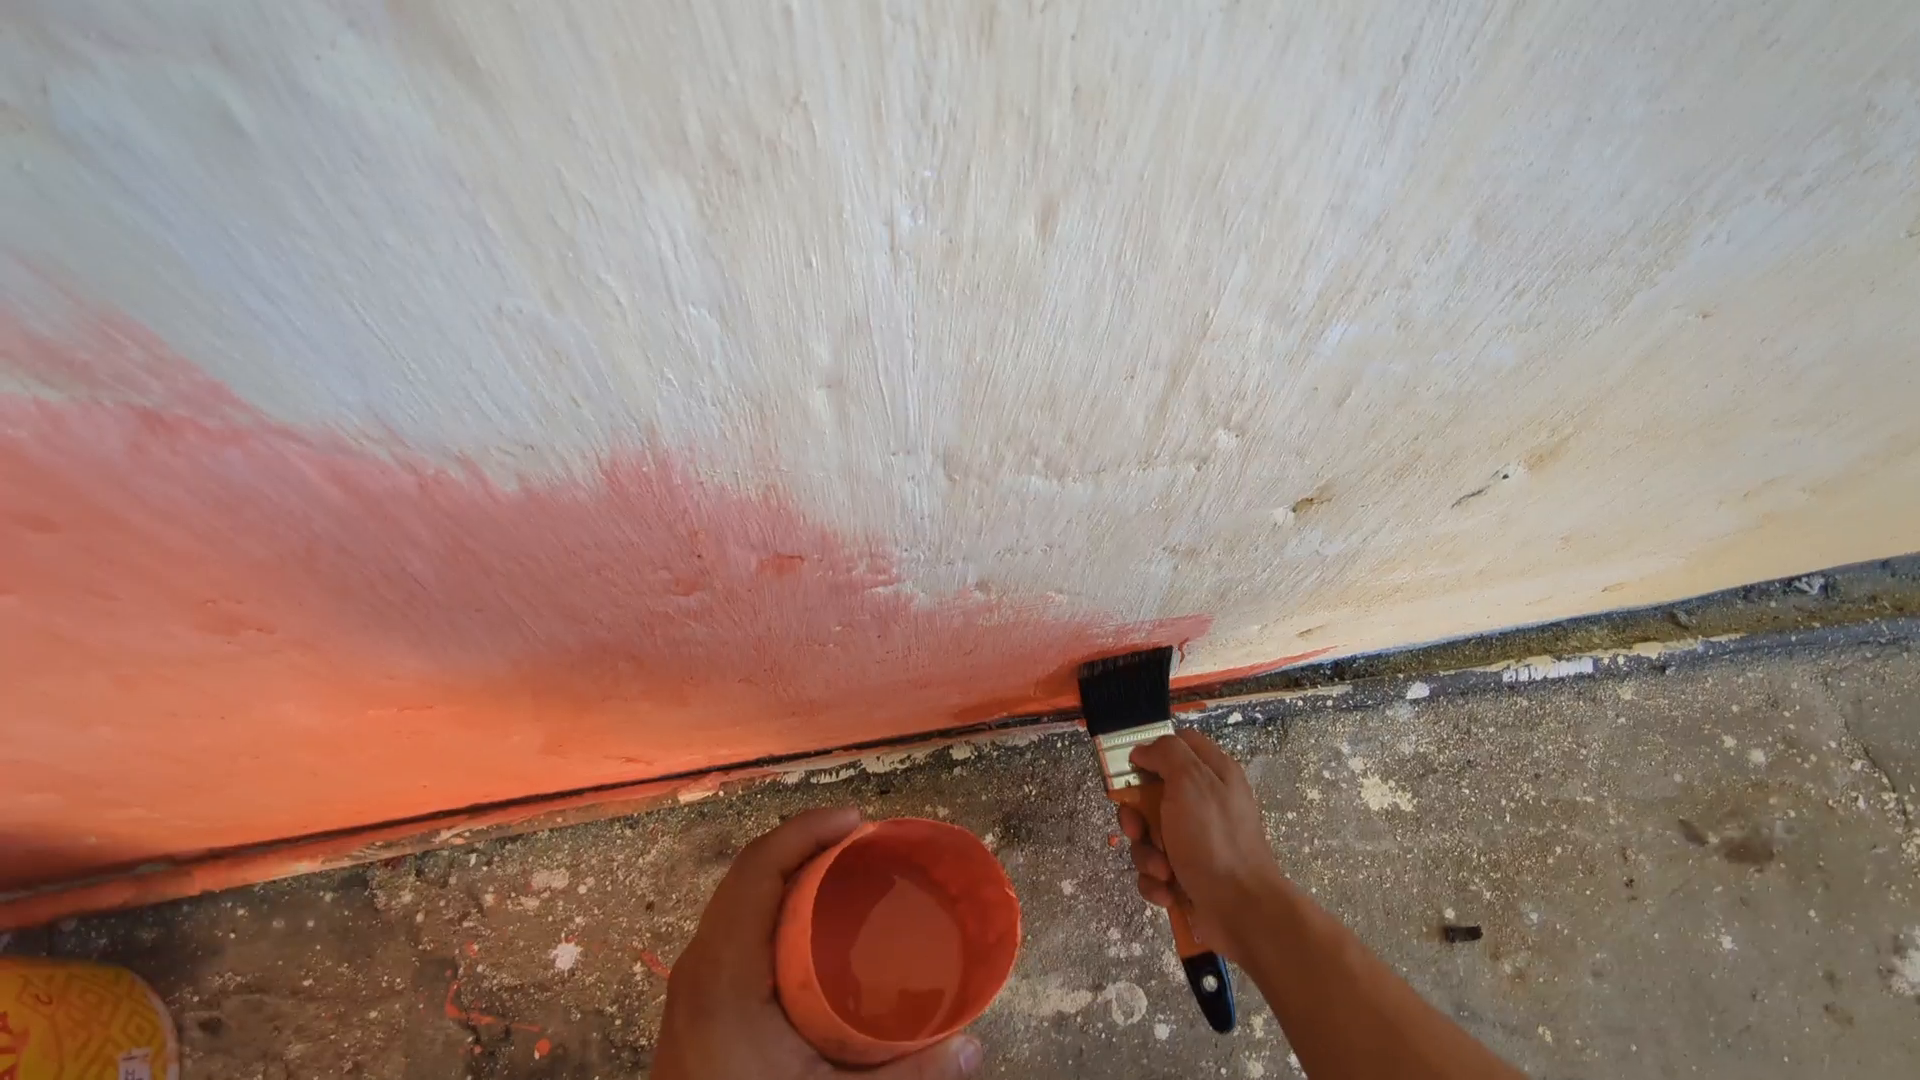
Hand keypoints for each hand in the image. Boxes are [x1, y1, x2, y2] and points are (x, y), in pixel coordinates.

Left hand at [652, 806, 984, 1079]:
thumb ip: (903, 1076)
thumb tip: (974, 1046)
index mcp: (724, 970)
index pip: (758, 867)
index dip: (806, 830)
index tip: (857, 821)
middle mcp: (700, 960)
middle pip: (749, 869)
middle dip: (805, 841)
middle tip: (862, 841)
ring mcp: (692, 976)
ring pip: (739, 892)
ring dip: (788, 866)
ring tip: (842, 867)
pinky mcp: (696, 994)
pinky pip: (735, 918)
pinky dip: (773, 897)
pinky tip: (807, 916)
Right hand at [1117, 730, 1284, 960]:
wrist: (1242, 911)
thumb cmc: (1215, 840)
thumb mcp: (1191, 781)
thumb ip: (1166, 753)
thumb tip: (1142, 751)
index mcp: (1213, 774)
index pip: (1179, 744)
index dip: (1152, 753)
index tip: (1132, 769)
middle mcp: (1204, 804)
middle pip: (1152, 794)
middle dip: (1137, 816)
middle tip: (1138, 829)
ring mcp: (1196, 841)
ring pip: (1148, 835)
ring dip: (1147, 854)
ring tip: (1163, 870)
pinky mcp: (1187, 874)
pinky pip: (1154, 869)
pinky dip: (1156, 881)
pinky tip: (1168, 890)